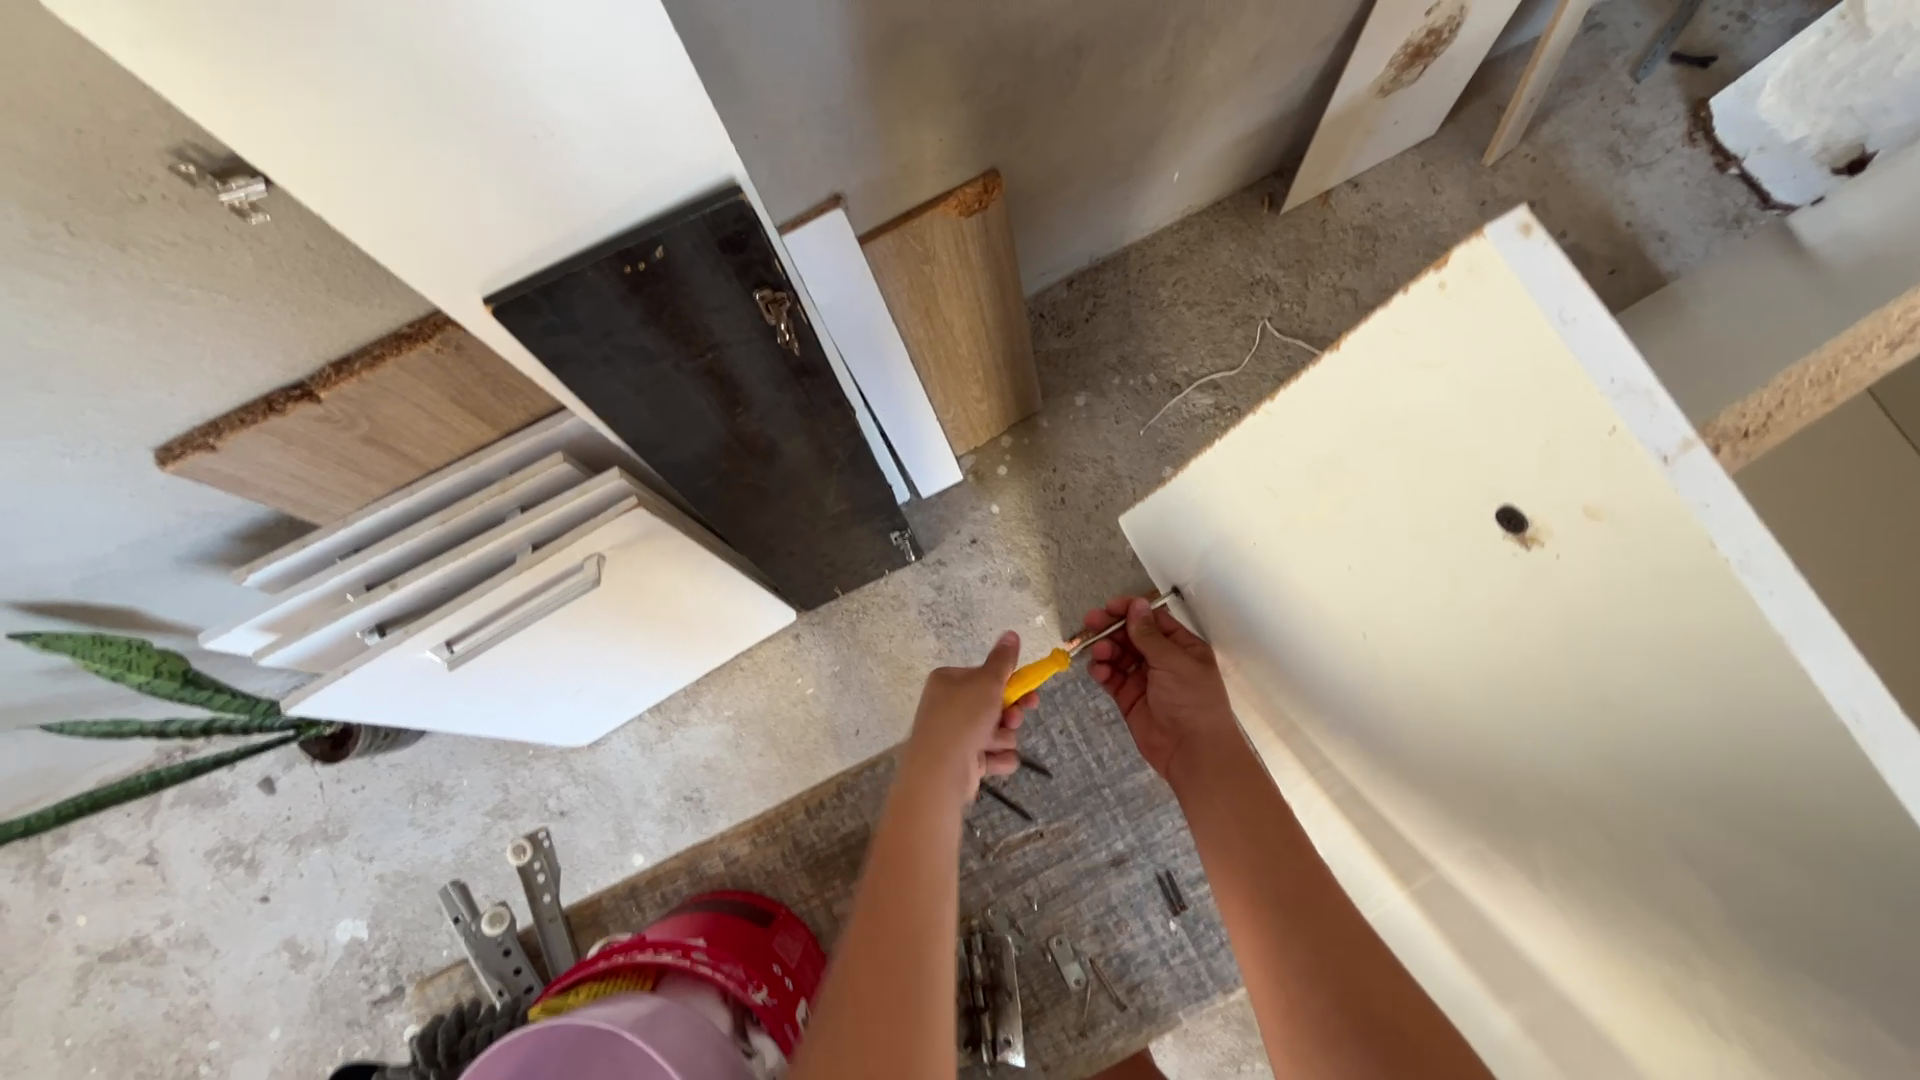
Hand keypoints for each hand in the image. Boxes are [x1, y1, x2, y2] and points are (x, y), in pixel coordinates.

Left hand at [902, 631, 1038, 802]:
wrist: (940, 771)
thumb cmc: (963, 718)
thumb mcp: (987, 682)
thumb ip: (1003, 660)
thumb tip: (1011, 633)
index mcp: (949, 681)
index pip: (985, 677)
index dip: (1010, 685)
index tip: (1029, 692)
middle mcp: (949, 705)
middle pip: (993, 705)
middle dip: (1009, 714)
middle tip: (1015, 719)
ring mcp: (955, 735)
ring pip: (996, 732)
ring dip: (1003, 737)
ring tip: (994, 743)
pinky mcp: (962, 761)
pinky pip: (991, 755)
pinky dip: (996, 758)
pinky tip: (993, 761)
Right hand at [1085, 596, 1235, 782]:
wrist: (1192, 751)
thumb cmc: (1191, 700)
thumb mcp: (1173, 661)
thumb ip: (1149, 634)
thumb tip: (1136, 605)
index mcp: (1181, 646)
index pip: (1151, 620)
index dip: (1130, 611)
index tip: (1109, 607)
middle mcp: (1162, 659)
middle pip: (1130, 635)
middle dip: (1111, 628)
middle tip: (1091, 623)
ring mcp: (1144, 679)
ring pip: (1118, 655)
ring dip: (1105, 650)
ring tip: (1099, 653)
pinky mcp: (1128, 698)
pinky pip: (1111, 678)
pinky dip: (1102, 671)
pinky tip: (1098, 671)